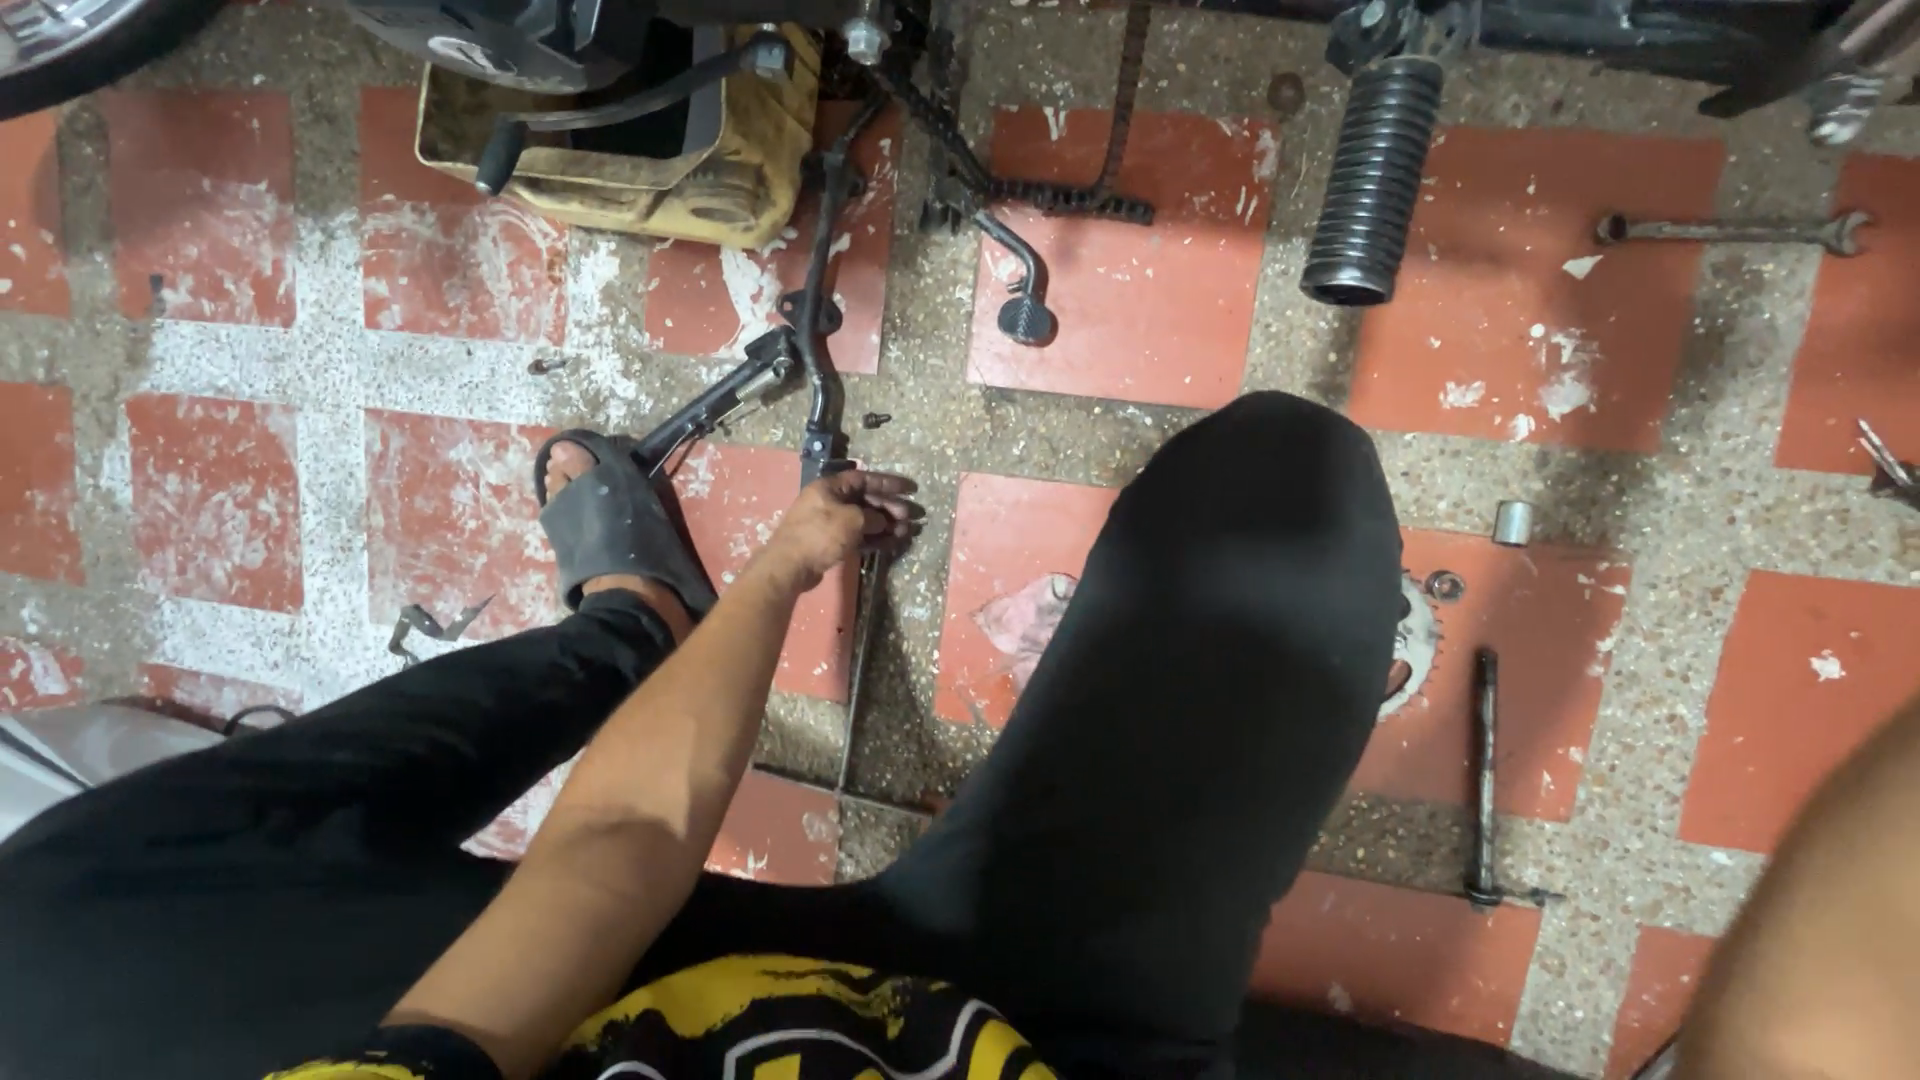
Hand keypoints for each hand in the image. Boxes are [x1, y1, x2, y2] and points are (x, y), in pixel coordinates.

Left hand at [756, 470, 917, 593]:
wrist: (790, 565)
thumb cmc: (820, 534)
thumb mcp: (852, 519)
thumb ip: (872, 516)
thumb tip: (882, 521)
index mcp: (830, 487)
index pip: (864, 479)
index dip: (888, 482)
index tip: (909, 488)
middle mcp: (830, 501)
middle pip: (865, 500)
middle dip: (889, 508)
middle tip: (908, 516)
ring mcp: (829, 523)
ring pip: (863, 520)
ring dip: (885, 526)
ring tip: (904, 532)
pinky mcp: (831, 543)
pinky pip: (857, 536)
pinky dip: (874, 539)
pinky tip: (891, 543)